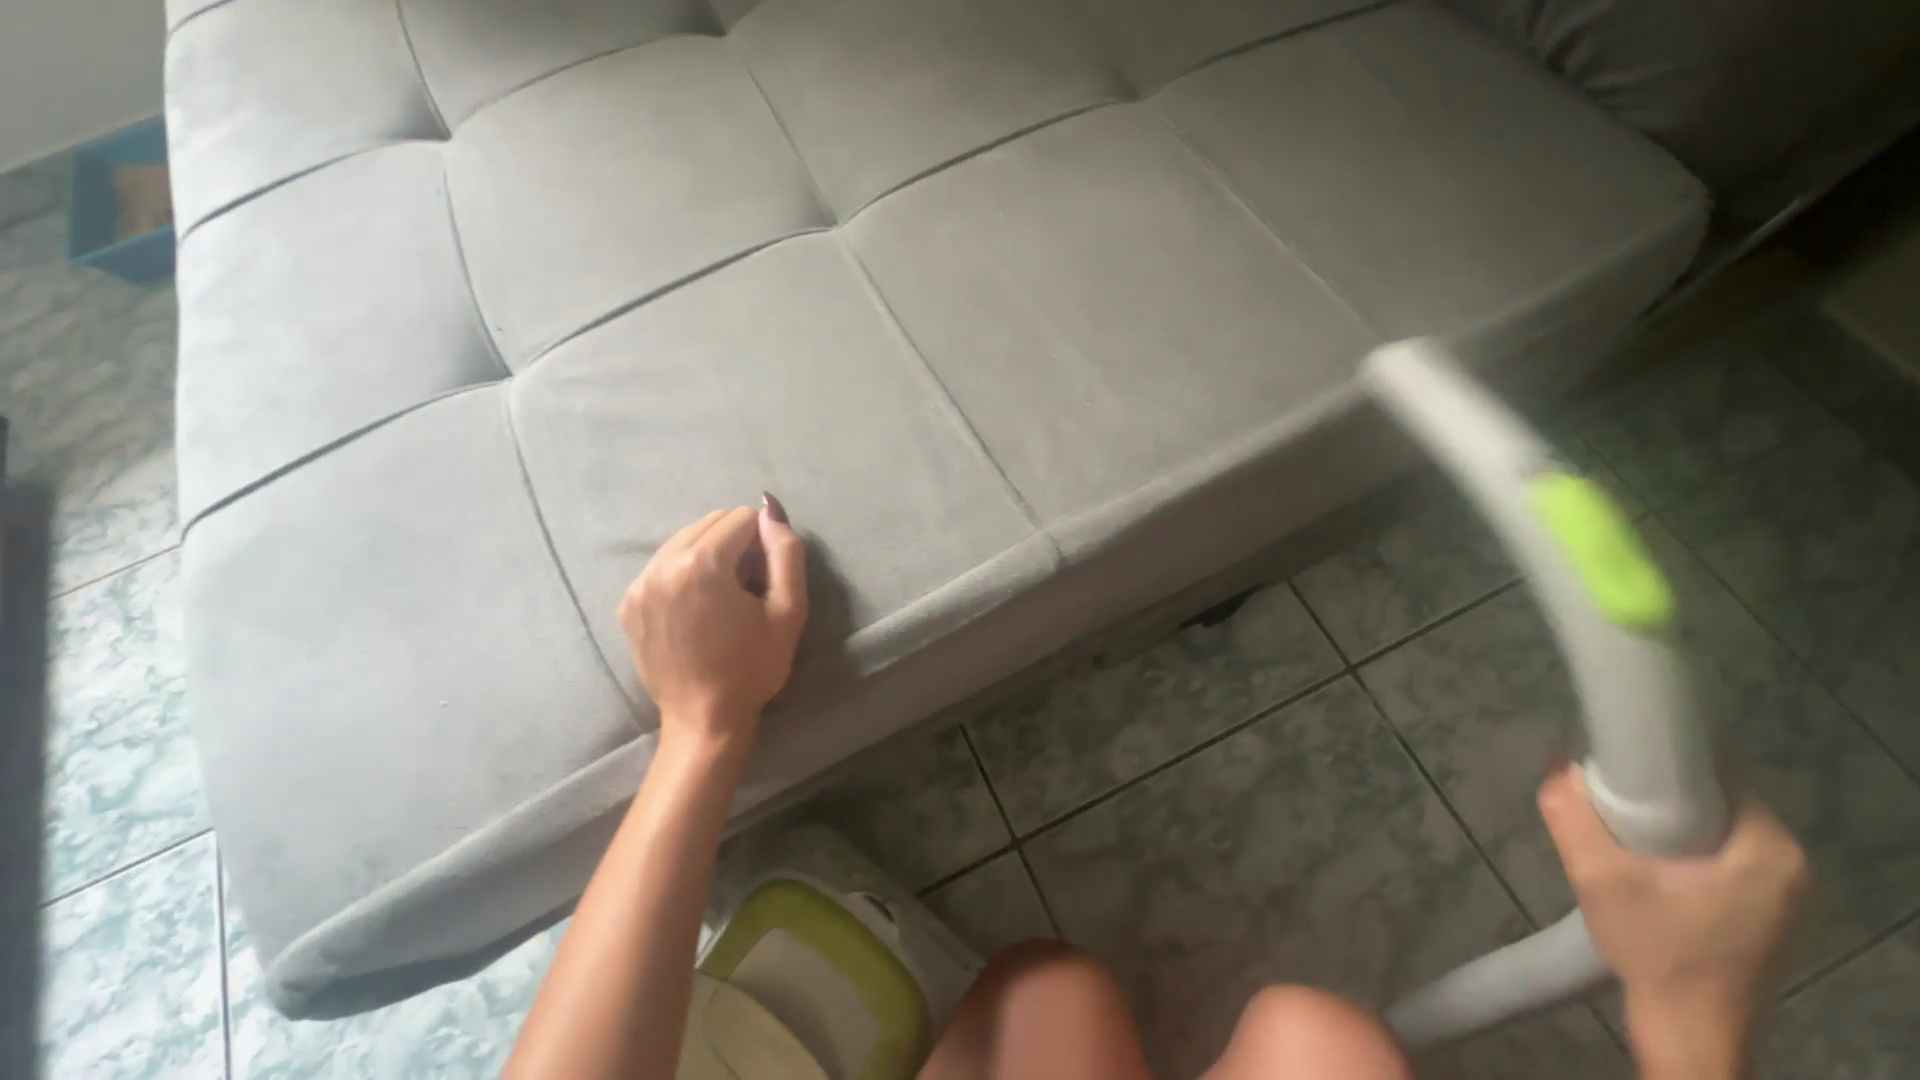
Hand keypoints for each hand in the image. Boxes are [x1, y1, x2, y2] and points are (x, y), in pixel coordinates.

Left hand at [619, 497, 807, 745]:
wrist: (703, 719)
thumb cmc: (753, 668)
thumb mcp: (789, 611)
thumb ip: (786, 552)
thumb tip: (769, 511)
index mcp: (701, 565)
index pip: (741, 518)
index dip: (763, 544)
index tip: (764, 580)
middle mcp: (662, 565)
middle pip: (710, 523)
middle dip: (735, 544)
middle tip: (747, 589)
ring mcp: (638, 584)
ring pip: (684, 539)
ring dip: (709, 554)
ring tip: (722, 599)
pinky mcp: (628, 602)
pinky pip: (662, 564)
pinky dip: (684, 572)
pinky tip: (697, 609)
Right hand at [1539, 767, 1806, 1069]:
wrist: (1686, 1027)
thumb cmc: (1654, 949)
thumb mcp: (1597, 875)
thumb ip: (1570, 814)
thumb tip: (1561, 765)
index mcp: (1770, 848)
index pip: (1715, 773)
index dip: (1660, 762)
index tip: (1615, 765)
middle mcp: (1791, 863)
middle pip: (1712, 799)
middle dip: (1657, 795)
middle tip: (1607, 805)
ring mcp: (1782, 890)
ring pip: (1713, 826)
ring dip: (1666, 822)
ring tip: (1617, 833)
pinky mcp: (1764, 909)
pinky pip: (1719, 853)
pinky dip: (1680, 847)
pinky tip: (1642, 863)